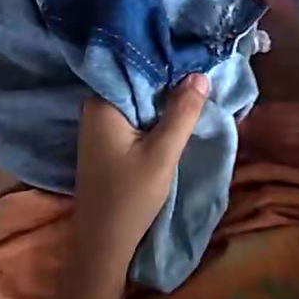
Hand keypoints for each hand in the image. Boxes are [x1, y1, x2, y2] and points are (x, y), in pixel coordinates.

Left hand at [71, 74, 210, 278]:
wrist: (103, 244)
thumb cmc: (130, 197)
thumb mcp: (162, 154)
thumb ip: (182, 113)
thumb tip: (200, 75)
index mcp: (102, 104)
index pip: (136, 66)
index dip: (166, 61)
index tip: (195, 55)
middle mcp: (95, 107)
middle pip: (137, 82)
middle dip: (168, 79)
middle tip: (202, 70)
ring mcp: (99, 124)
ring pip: (139, 100)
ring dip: (164, 98)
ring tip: (196, 86)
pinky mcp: (107, 140)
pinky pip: (135, 115)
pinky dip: (155, 114)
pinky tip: (177, 112)